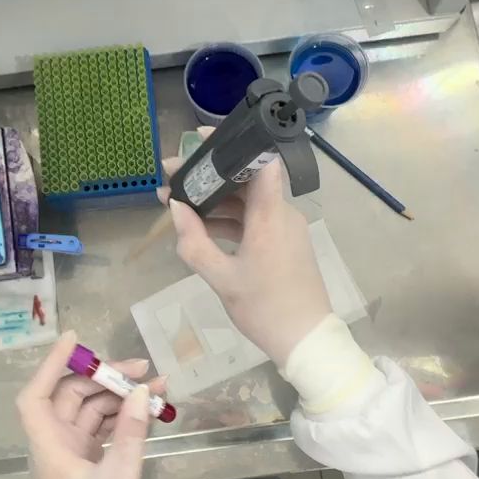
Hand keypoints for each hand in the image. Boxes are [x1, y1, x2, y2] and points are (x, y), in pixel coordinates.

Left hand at [16, 332, 160, 478]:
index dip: (51, 364)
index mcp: (49, 447)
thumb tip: (140, 392)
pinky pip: (99, 427)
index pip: (36, 395)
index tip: (75, 339)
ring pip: (88, 409)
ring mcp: (70, 452)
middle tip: (141, 368)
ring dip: (117, 395)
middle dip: (103, 376)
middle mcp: (55, 444)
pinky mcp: (86, 462)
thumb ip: (130, 433)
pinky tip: (147, 408)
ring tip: (154, 385)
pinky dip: (120, 415)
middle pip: (70, 395)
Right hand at [161, 147, 332, 365]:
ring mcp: (285, 228)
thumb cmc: (264, 308)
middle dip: (208, 175)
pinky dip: (230, 218)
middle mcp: (281, 214)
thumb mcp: (221, 279)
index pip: (261, 162)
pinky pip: (255, 219)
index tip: (201, 138)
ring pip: (248, 201)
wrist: (306, 340)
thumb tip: (176, 210)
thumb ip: (195, 242)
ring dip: (215, 200)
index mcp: (269, 216)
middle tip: (172, 174)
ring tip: (177, 202)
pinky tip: (202, 225)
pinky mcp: (285, 243)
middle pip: (246, 179)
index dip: (234, 143)